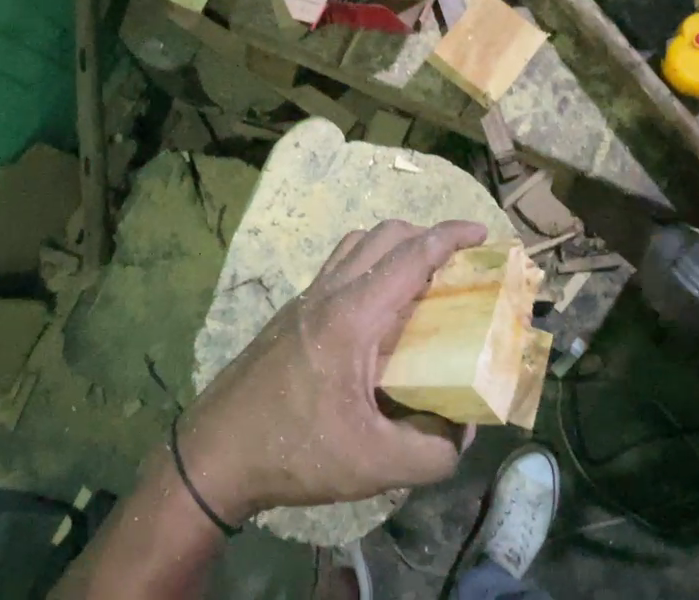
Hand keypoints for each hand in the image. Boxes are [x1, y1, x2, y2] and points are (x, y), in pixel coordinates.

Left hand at [175, 220, 486, 523]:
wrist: (215, 452)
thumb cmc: (295, 451)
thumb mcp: (377, 465)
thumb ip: (435, 450)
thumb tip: (461, 431)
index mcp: (353, 316)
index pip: (410, 256)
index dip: (450, 236)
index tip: (483, 232)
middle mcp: (328, 294)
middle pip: (383, 236)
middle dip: (426, 236)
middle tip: (458, 263)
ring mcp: (305, 301)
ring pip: (355, 247)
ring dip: (393, 248)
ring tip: (422, 282)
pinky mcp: (291, 316)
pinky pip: (338, 269)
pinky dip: (368, 268)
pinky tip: (379, 316)